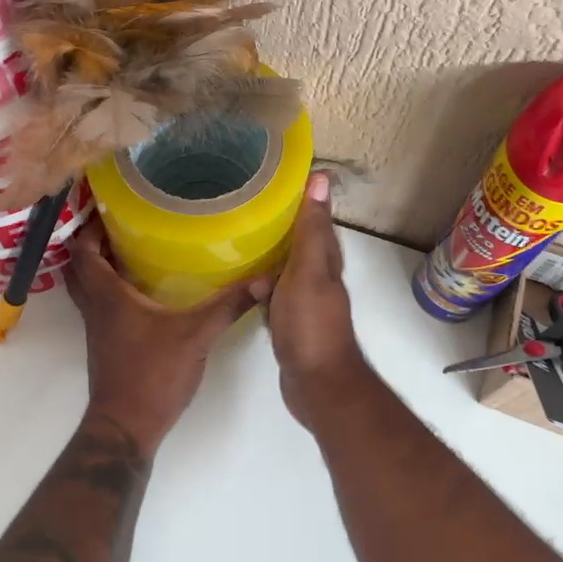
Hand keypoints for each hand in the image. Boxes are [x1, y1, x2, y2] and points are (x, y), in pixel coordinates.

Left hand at [66, 221, 256, 454]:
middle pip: (79, 266)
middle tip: (121, 224)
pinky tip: (144, 289)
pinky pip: (102, 306)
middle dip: (93, 242)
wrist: (127, 427)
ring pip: (88, 288)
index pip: (83, 250)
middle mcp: (95, 308)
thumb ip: (227, 305)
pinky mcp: (107, 345)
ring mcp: (98, 329)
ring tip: (133, 248)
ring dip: (101, 266)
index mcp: (107, 296)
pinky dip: (113, 290)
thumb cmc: (153, 375)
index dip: (89, 225)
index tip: (111, 206)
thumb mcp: (196, 335)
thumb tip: (263, 278)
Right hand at [249, 174, 372, 421]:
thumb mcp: (308, 271)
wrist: (316, 384)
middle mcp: (318, 279)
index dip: (302, 199)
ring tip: (237, 239)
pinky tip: (243, 285)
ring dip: (269, 256)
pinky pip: (275, 296)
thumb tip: (322, 179)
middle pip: (300, 244)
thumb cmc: (311, 325)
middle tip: (247, 206)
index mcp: (324, 262)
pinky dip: (262, 287)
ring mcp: (305, 304)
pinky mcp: (291, 324)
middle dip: (280, 226)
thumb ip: (311, 230)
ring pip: (286, 270)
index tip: (276, 177)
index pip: (315, 221)